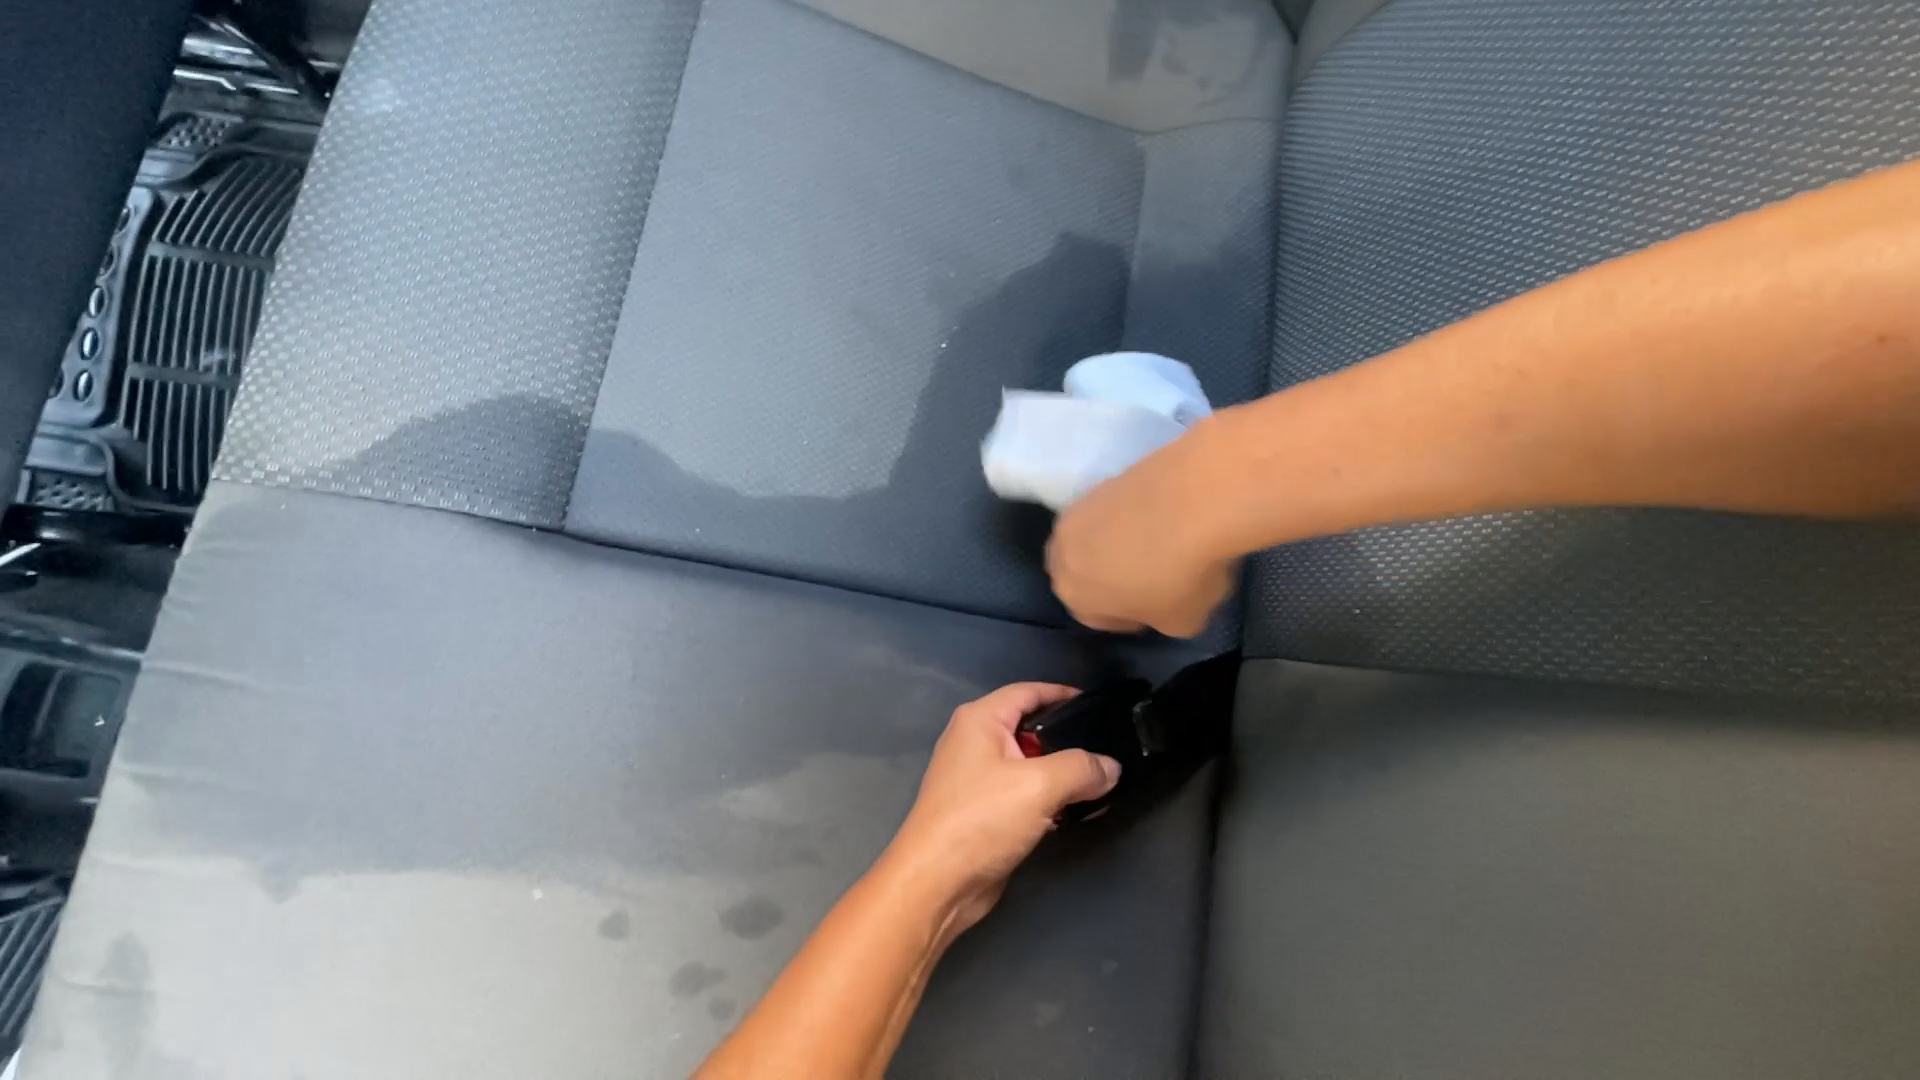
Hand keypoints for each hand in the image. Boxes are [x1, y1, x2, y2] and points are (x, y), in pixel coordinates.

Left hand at [881, 684, 1120, 933]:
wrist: (936, 882)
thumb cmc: (982, 819)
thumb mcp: (1039, 786)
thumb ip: (1081, 769)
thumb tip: (1110, 767)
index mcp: (980, 720)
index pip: (1027, 691)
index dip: (1062, 694)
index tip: (1097, 704)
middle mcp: (974, 741)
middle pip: (1029, 727)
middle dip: (1066, 738)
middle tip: (1107, 748)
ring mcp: (975, 777)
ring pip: (1027, 763)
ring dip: (1059, 773)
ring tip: (1099, 782)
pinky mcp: (981, 810)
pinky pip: (1021, 792)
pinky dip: (1045, 798)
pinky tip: (1072, 811)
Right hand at [1046, 427, 1236, 636]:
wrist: (1195, 500)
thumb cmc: (1181, 576)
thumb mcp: (1181, 623)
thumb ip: (1160, 619)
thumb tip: (1162, 605)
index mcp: (1072, 593)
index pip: (1094, 617)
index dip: (1127, 618)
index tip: (1156, 611)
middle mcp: (1062, 551)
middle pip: (1083, 572)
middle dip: (1110, 578)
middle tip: (1150, 577)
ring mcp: (1080, 509)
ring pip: (1094, 538)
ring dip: (1117, 544)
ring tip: (1159, 543)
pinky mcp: (1103, 479)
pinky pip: (1113, 510)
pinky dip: (1132, 517)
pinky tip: (1165, 518)